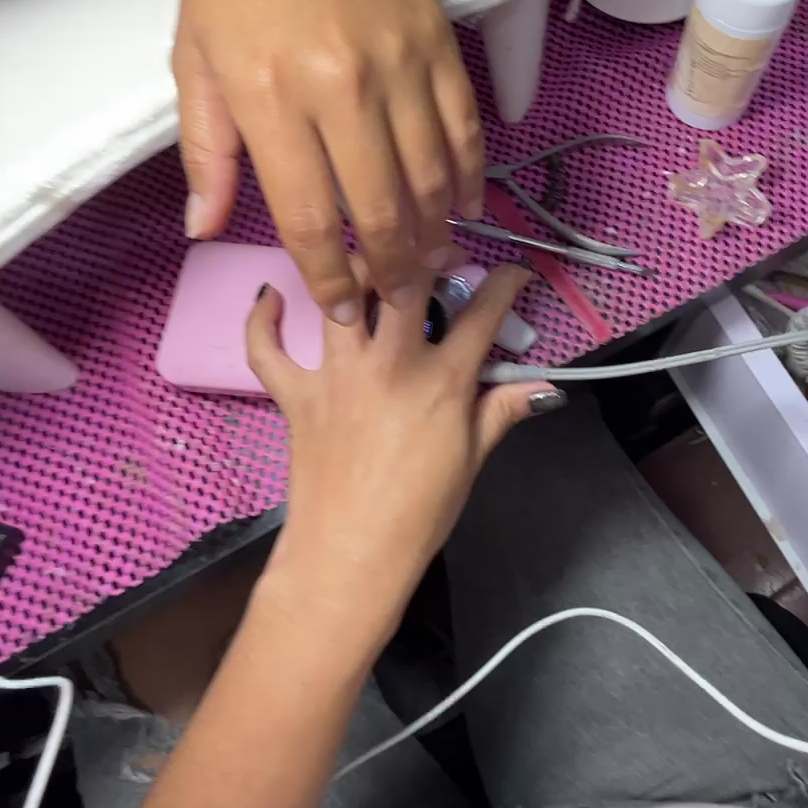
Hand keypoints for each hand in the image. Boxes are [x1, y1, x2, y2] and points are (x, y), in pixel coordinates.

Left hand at [172, 0, 485, 324]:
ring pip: (432, 176)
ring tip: (435, 267)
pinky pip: (465, 128)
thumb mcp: (192, 60)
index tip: (345, 311)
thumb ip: (206, 153)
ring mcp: (401, 66)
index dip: (330, 278)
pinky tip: (467, 207)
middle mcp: (343, 89)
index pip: (310, 217)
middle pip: (381, 209)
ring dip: (436, 234)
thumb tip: (207, 231)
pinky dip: (471, 176)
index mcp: (270, 97)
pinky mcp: (439, 46)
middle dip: (393, 271)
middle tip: (399, 303)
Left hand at [245, 266, 557, 625]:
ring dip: (355, 268)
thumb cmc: (421, 511)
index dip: (506, 283)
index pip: (483, 314)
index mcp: (441, 380)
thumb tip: (545, 386)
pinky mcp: (296, 394)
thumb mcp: (473, 458)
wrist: (351, 556)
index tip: (514, 271)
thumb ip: (503, 410)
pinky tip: (269, 296)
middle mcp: (389, 363)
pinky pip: (266, 348)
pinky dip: (262, 319)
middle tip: (434, 253)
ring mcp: (336, 374)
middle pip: (406, 280)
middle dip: (425, 252)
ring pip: (341, 295)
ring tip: (368, 263)